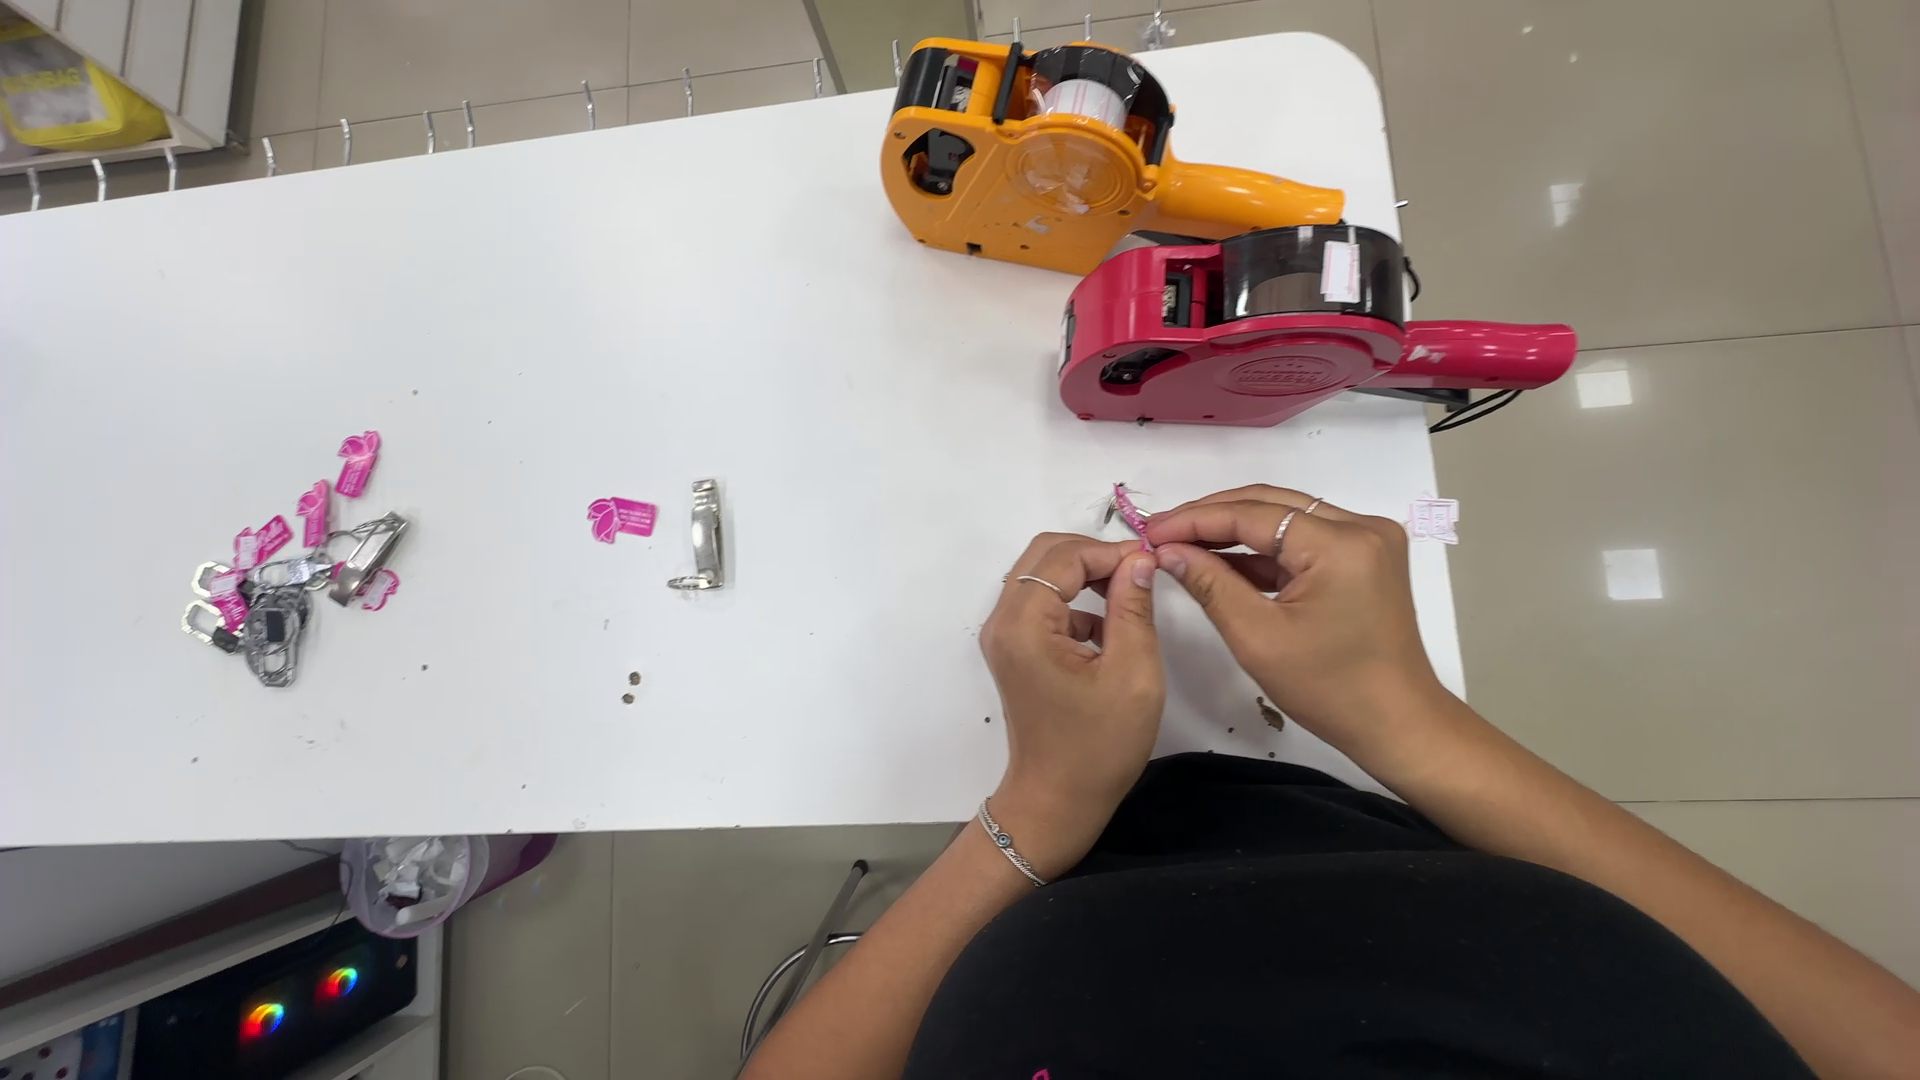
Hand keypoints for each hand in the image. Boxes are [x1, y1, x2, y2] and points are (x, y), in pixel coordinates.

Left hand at [979, 533, 1163, 877]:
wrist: (1057, 799)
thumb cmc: (1099, 746)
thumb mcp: (1133, 674)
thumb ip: (1134, 608)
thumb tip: (1140, 559)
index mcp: (1024, 626)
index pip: (1063, 558)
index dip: (1109, 552)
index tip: (1151, 561)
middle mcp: (1002, 622)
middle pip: (1043, 557)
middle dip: (1093, 555)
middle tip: (1139, 571)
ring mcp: (1003, 635)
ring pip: (1040, 576)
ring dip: (1083, 575)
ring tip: (1129, 593)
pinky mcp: (1012, 648)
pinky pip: (1040, 603)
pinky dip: (1073, 600)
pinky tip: (1106, 626)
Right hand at [1142, 486, 1443, 754]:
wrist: (1396, 724)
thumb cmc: (1328, 688)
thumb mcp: (1257, 637)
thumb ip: (1209, 584)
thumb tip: (1165, 551)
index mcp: (1341, 544)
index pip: (1252, 515)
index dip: (1195, 520)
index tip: (1149, 531)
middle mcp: (1361, 527)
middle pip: (1269, 504)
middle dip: (1210, 516)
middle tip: (1160, 532)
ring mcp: (1366, 539)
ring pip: (1283, 516)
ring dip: (1232, 529)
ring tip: (1182, 542)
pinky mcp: (1363, 555)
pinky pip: (1300, 537)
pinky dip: (1260, 548)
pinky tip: (1219, 558)